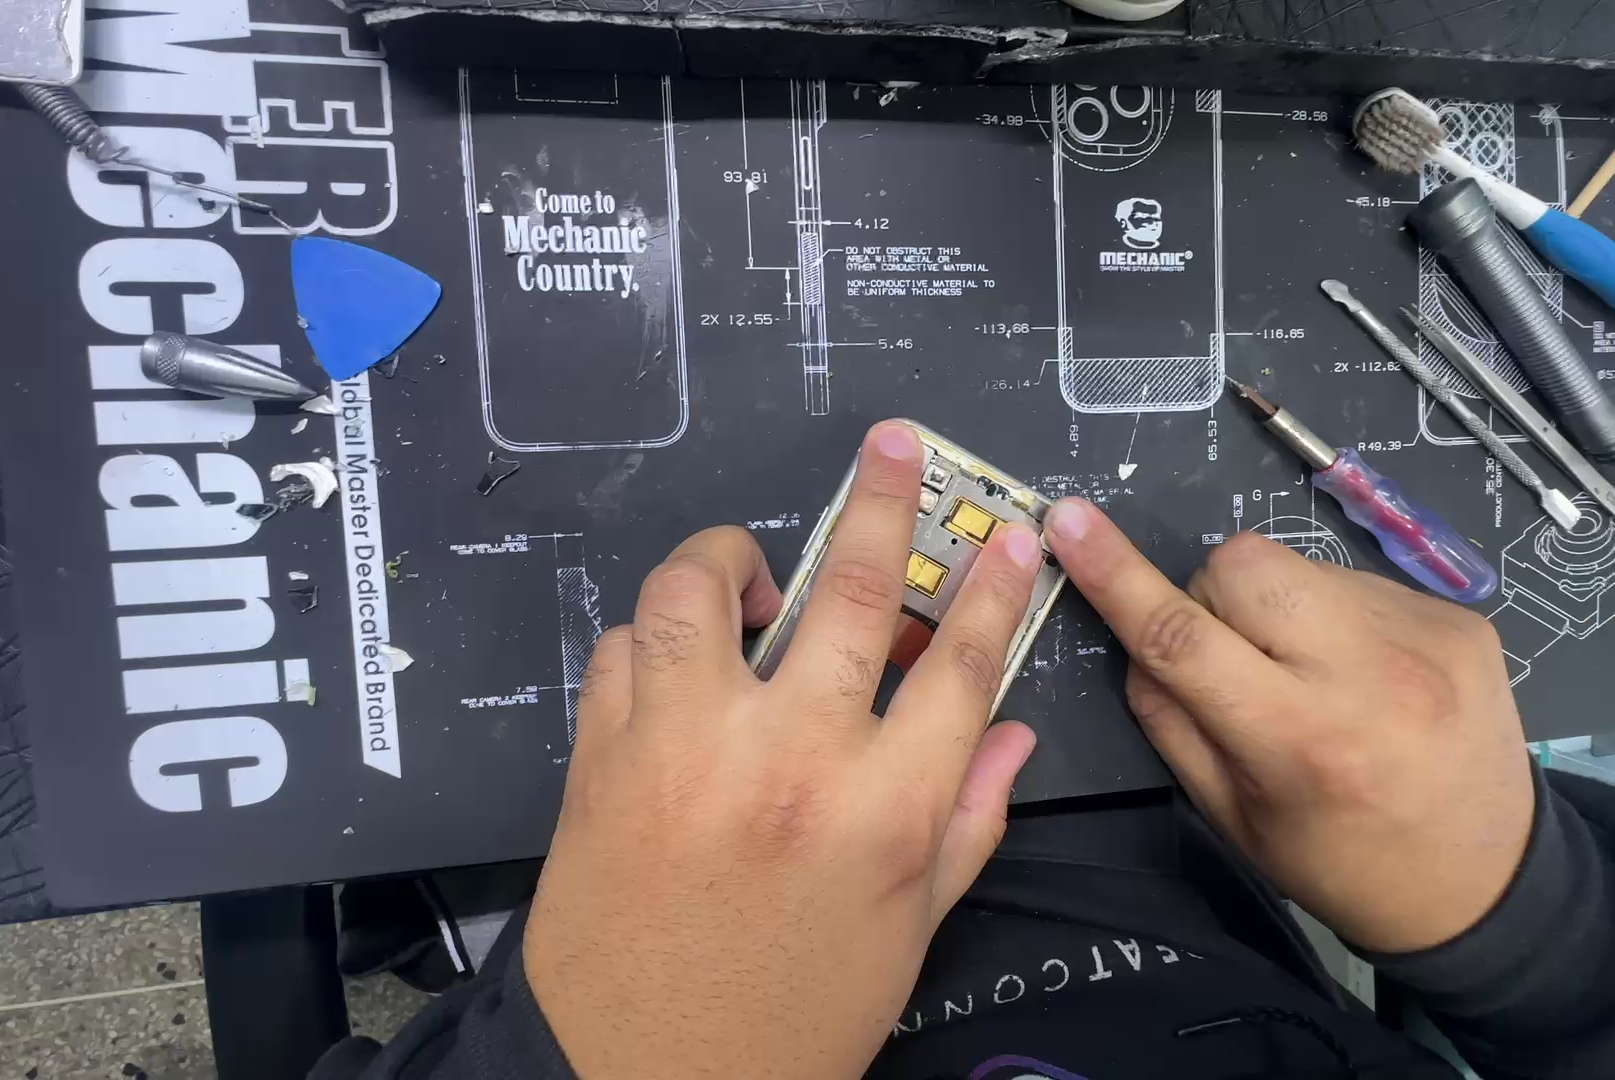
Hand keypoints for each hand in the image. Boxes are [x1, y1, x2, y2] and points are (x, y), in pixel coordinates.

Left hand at [523, 421, 1043, 1078]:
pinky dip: (652, 642)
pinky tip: (677, 672)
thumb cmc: (793, 1015)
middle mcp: (788, 758)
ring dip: (725, 561)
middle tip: (891, 444)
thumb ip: (969, 818)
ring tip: (748, 582)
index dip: (993, 589)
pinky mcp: (601, 756)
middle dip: (882, 504)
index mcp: (881, 812)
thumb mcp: (906, 931)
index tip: (1007, 535)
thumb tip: (1012, 731)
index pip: (962, 666)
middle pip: (849, 594)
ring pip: (694, 594)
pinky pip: (621, 650)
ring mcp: (683, 747)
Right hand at [1043, 498, 1533, 953]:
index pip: (1182, 638)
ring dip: (1268, 604)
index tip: (1067, 521)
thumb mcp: (1224, 810)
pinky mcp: (1460, 613)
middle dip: (1206, 596)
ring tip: (1305, 667)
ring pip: (1286, 562)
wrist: (1491, 887)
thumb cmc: (1332, 858)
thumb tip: (1135, 633)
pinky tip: (1354, 666)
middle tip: (1230, 655)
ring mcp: (1426, 633)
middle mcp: (1371, 673)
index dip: (1115, 576)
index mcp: (1299, 740)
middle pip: (1237, 565)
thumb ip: (1165, 714)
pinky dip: (1321, 611)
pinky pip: (1341, 576)